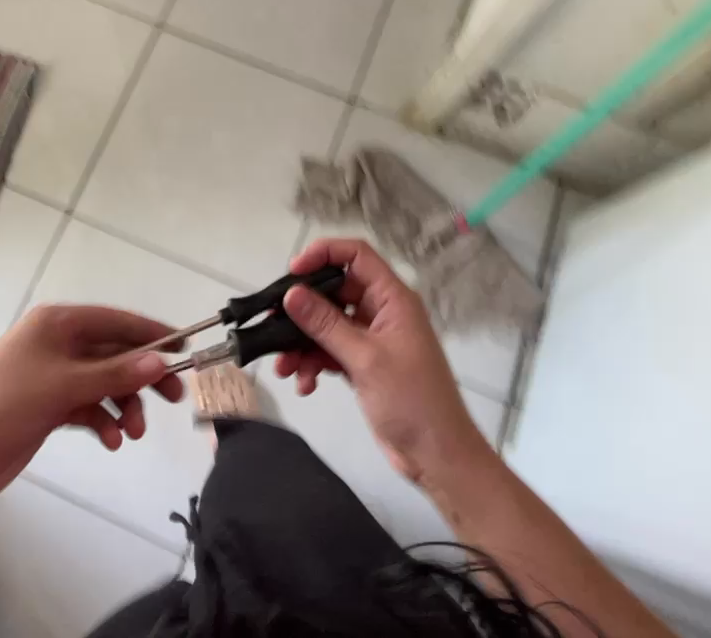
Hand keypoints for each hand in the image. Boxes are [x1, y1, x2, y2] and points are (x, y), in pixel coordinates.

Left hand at [0, 305, 186, 501]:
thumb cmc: (4, 406)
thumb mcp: (64, 387)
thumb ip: (115, 374)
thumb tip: (160, 361)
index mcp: (57, 324)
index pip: (116, 321)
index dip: (151, 334)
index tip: (185, 348)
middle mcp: (57, 344)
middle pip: (113, 353)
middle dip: (142, 376)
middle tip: (174, 397)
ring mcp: (52, 376)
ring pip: (104, 383)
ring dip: (123, 405)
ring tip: (133, 432)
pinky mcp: (48, 405)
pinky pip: (88, 406)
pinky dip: (103, 421)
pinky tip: (112, 440)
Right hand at [275, 239, 490, 483]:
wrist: (436, 456)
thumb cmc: (412, 400)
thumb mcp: (365, 359)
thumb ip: (326, 324)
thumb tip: (291, 293)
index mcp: (393, 299)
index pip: (356, 256)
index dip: (323, 254)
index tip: (292, 271)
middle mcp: (381, 312)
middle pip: (334, 291)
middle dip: (303, 309)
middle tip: (273, 323)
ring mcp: (371, 339)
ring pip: (327, 325)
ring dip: (302, 343)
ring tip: (284, 367)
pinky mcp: (362, 364)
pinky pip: (329, 351)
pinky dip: (313, 363)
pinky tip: (304, 384)